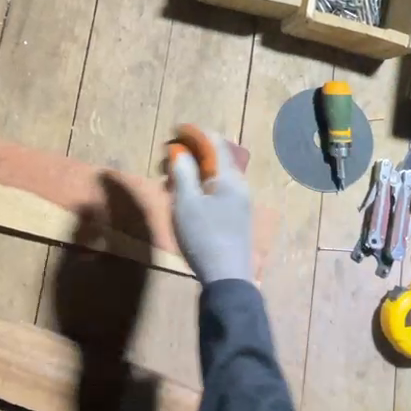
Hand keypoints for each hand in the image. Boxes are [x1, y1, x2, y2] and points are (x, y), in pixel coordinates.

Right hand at [166, 128, 253, 284]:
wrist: (228, 279)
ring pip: (217, 175)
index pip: (215, 143)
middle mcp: (239, 185)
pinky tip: (187, 197)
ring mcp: (241, 202)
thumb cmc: (205, 237)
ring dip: (196, 171)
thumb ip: (183, 173)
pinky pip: (219, 189)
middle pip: (217, 158)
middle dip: (193, 153)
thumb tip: (181, 152)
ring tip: (173, 179)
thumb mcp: (186, 203)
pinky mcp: (237, 216)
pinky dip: (202, 185)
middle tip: (169, 159)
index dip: (195, 133)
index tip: (176, 131)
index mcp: (229, 178)